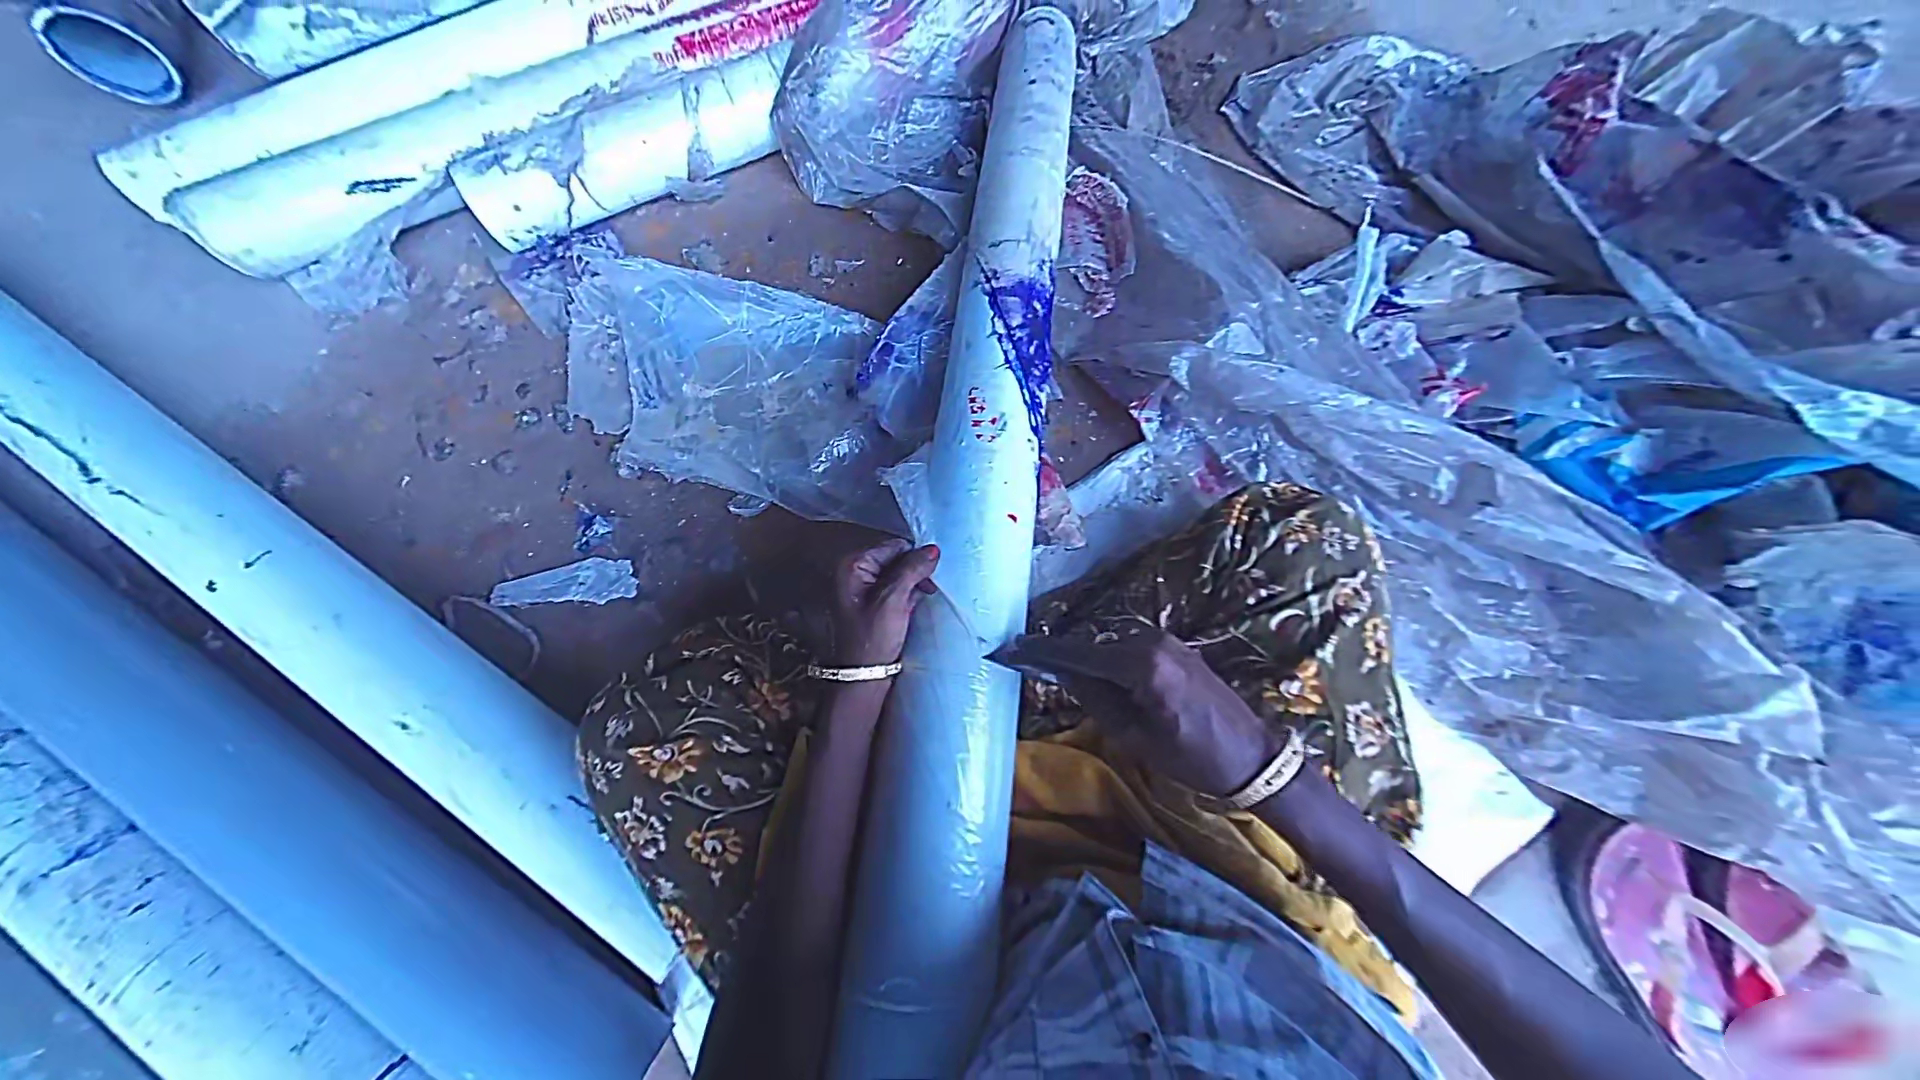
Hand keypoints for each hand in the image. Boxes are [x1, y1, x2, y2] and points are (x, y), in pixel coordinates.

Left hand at [829, 538, 939, 666]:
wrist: (863, 675)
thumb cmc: (873, 637)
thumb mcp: (894, 599)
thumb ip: (912, 569)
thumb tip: (933, 549)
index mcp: (853, 565)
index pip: (893, 546)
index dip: (914, 558)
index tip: (929, 575)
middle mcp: (853, 572)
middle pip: (895, 558)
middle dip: (914, 572)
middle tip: (927, 589)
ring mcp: (861, 588)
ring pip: (898, 575)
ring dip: (913, 585)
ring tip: (919, 601)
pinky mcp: (871, 603)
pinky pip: (895, 589)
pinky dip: (907, 595)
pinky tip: (913, 608)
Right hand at [998, 626, 1285, 796]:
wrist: (1255, 757)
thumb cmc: (1195, 758)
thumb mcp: (1136, 737)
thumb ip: (1096, 699)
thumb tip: (1066, 674)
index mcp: (1142, 665)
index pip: (1078, 654)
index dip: (1042, 652)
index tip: (1011, 649)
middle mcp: (1152, 642)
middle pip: (1094, 648)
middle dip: (1068, 661)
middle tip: (1038, 673)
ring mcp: (1167, 641)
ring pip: (1111, 649)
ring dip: (1093, 665)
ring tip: (1077, 687)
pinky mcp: (1177, 647)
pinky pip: (1131, 650)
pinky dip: (1114, 664)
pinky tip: (1107, 684)